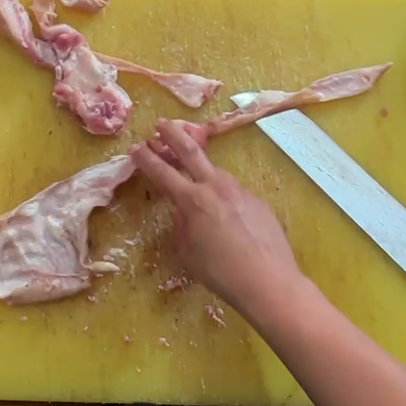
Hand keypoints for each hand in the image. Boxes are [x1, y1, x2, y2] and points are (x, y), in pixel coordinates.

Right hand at [131, 119, 305, 317]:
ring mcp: (239, 190)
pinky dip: (224, 197)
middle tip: (161, 124)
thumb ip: (181, 226)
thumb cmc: (221, 272)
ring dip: (202, 170)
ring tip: (196, 178)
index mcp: (192, 200)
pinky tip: (229, 216)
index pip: (162, 172)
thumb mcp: (187, 253)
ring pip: (215, 173)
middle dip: (172, 134)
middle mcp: (215, 187)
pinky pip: (234, 193)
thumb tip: (183, 212)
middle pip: (190, 150)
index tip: (136, 147)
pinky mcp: (258, 200)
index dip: (146, 159)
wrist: (269, 281)